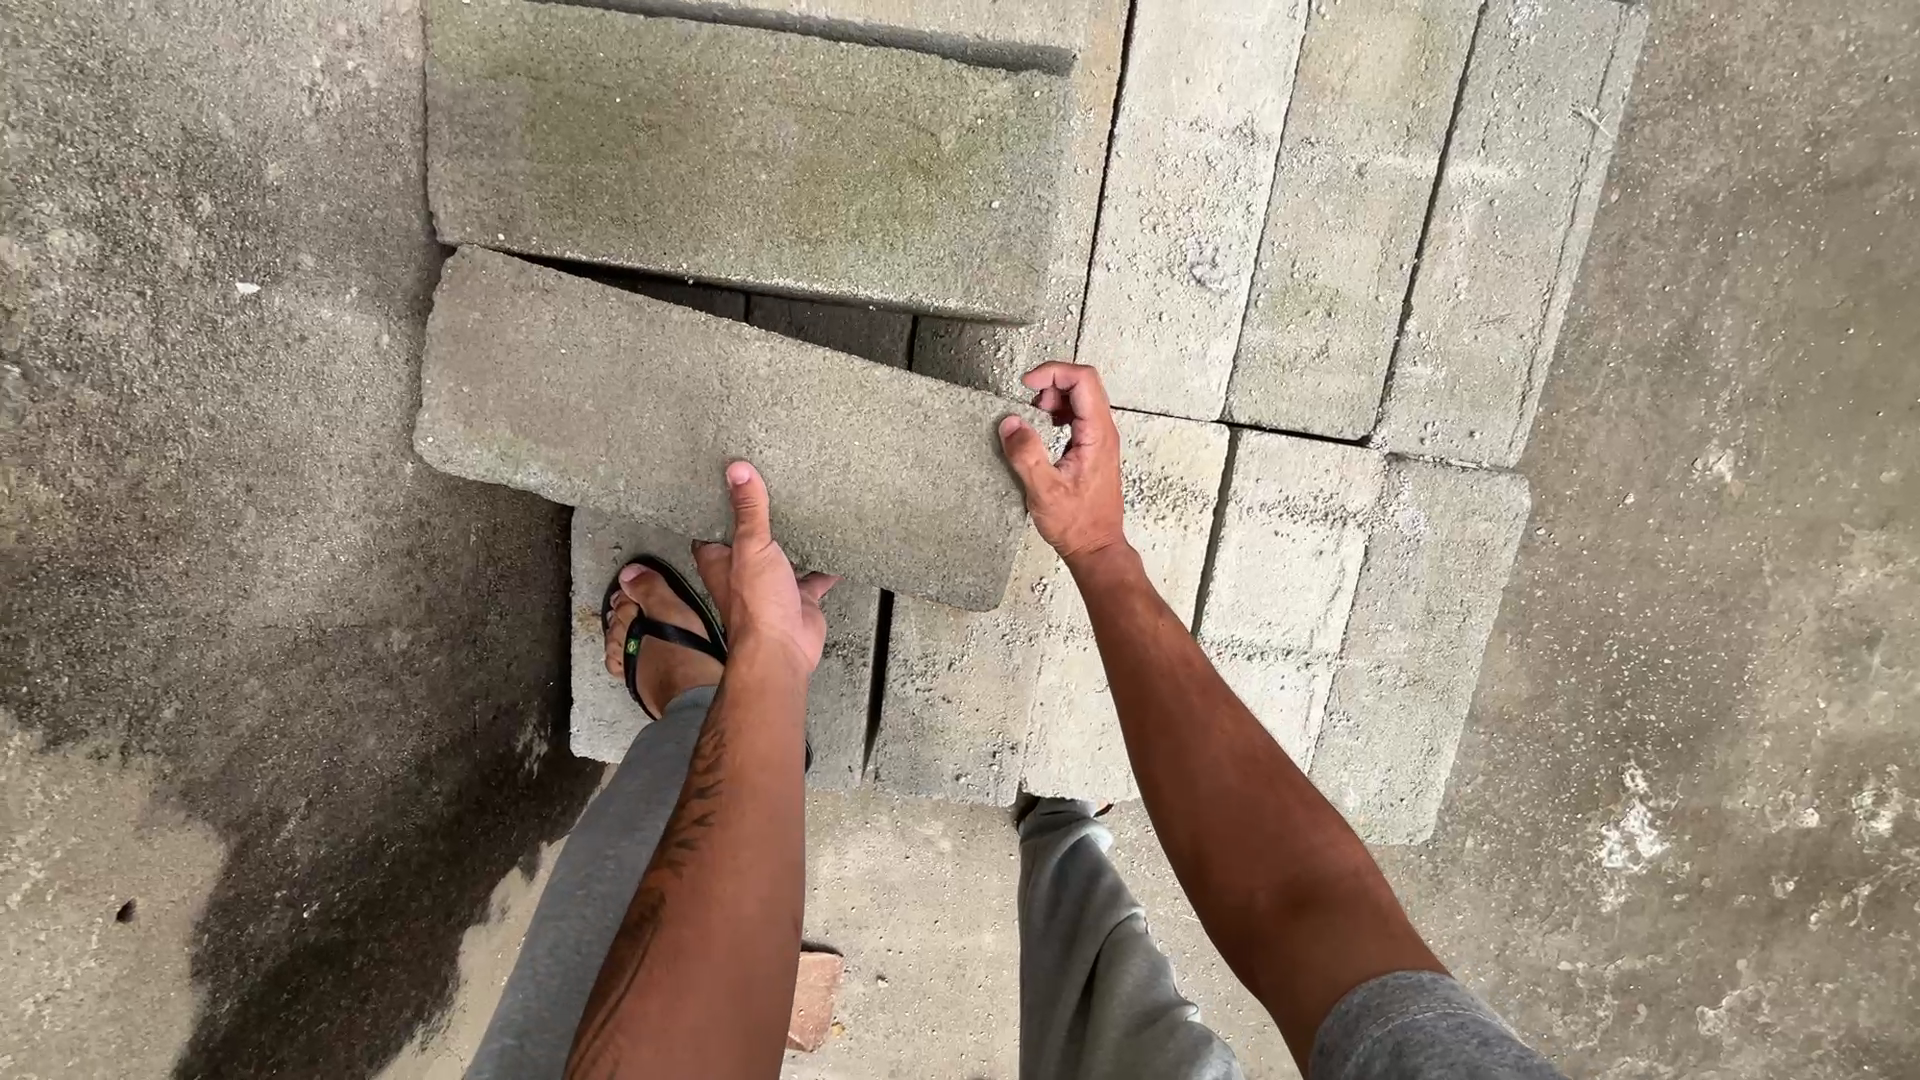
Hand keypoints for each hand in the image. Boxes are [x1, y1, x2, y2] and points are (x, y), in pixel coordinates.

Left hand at [692, 461, 838, 672]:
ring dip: (791, 540)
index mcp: (721, 560)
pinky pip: (815, 576)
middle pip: (749, 540)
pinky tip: (837, 545)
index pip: (713, 528)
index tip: (727, 482)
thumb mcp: (751, 546)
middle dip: (759, 520)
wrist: (783, 648)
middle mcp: (744, 571)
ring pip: (783, 556)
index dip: (718, 507)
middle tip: (771, 490)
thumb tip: (738, 470)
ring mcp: (772, 585)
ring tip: (804, 510)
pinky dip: (825, 565)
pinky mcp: (799, 597)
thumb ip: (749, 509)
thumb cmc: (757, 605)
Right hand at [996, 362, 1128, 563]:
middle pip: (1083, 384)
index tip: (1027, 384)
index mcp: (1097, 435)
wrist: (1096, 547)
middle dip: (1051, 384)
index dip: (1053, 372)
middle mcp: (1103, 432)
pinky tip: (1041, 430)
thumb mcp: (1044, 492)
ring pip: (1080, 398)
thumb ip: (1026, 455)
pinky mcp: (1092, 449)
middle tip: (1028, 403)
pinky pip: (1077, 416)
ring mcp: (1099, 440)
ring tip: (1032, 417)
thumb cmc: (1077, 524)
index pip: (1083, 380)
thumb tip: (1010, 423)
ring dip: (1053, 399)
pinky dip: (1057, 414)